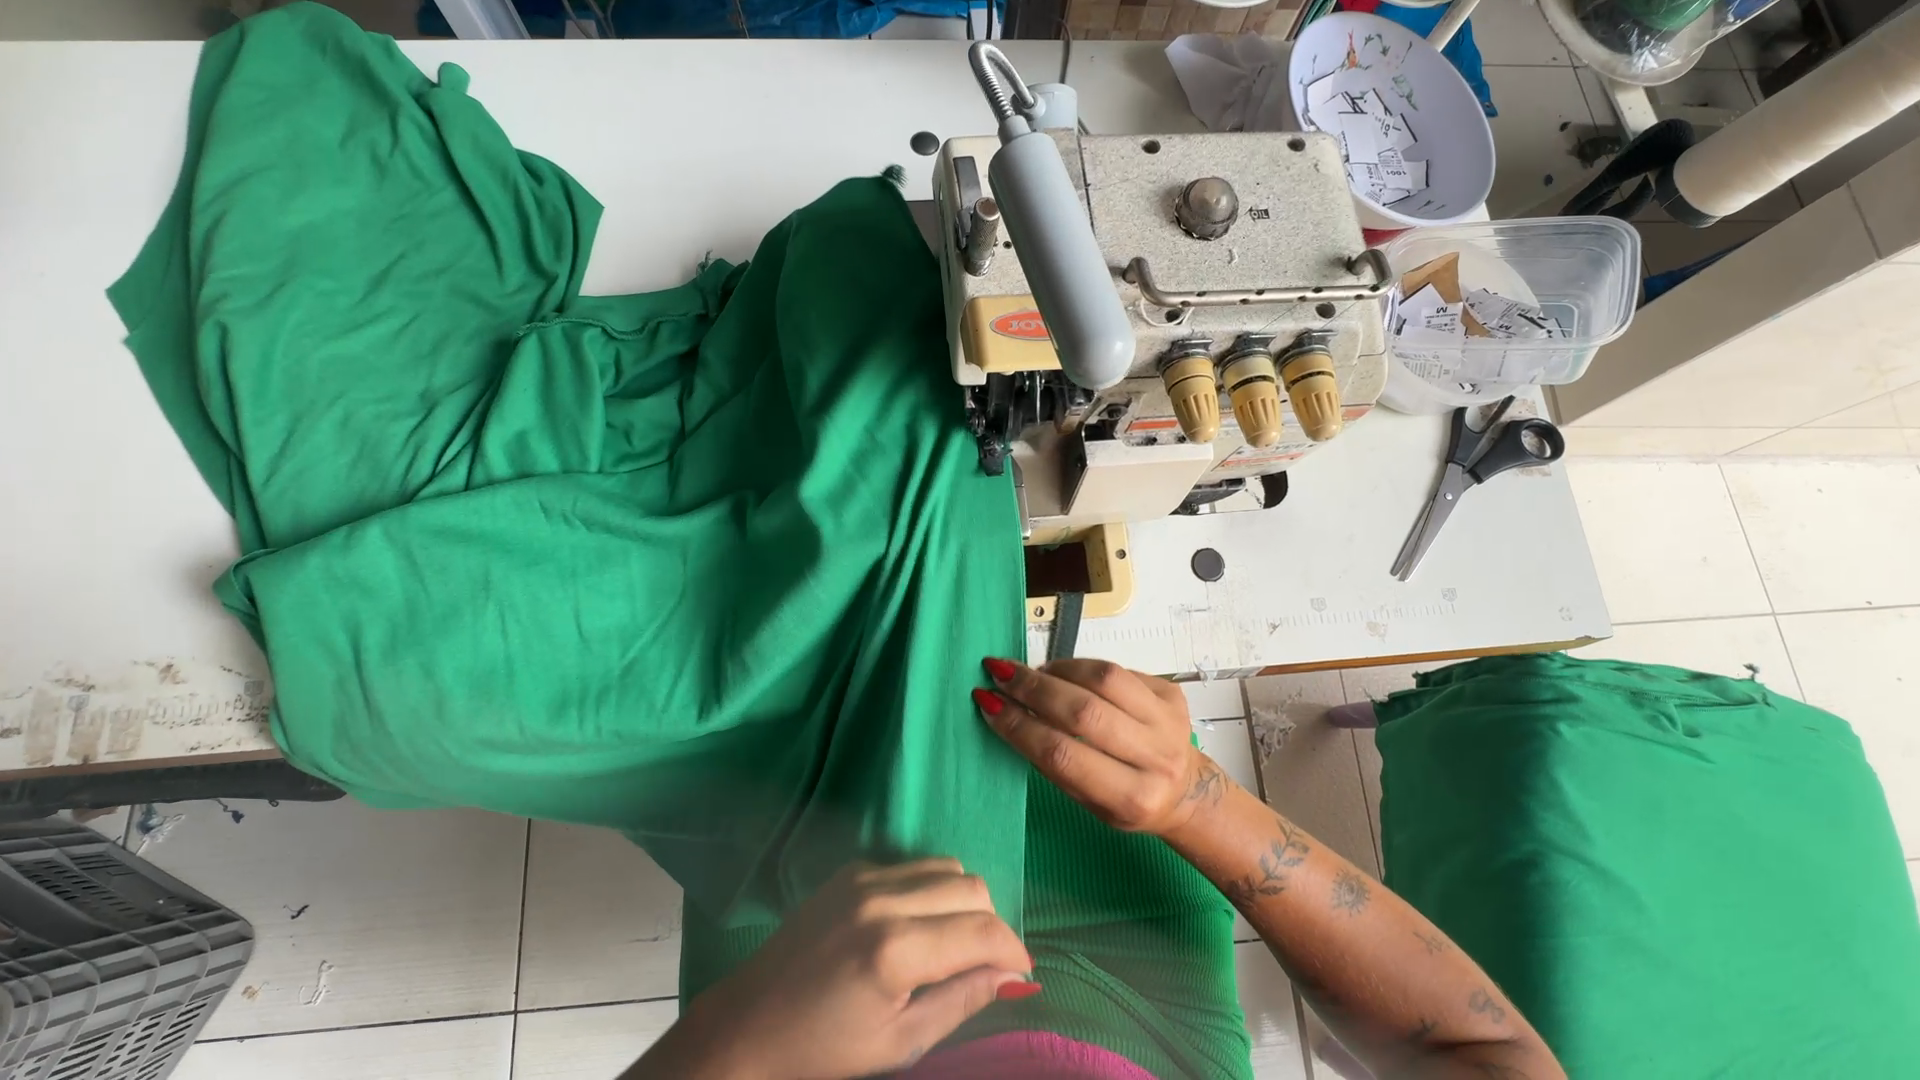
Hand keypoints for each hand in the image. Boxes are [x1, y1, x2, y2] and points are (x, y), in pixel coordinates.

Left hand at [666, 859, 1033, 1079]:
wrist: (749, 1022)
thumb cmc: (825, 1047)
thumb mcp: (900, 1042)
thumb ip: (962, 1001)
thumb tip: (1015, 977)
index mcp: (894, 950)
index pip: (982, 931)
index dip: (1013, 951)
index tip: (1020, 973)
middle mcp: (882, 899)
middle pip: (972, 887)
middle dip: (991, 925)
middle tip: (985, 964)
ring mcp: (864, 878)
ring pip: (947, 867)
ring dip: (964, 902)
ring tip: (952, 943)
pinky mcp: (851, 871)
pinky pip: (913, 866)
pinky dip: (932, 889)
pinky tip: (917, 925)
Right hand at [974, 657, 1231, 836]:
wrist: (1186, 792)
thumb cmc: (1127, 801)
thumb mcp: (1089, 801)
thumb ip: (1054, 761)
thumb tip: (1008, 711)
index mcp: (1130, 798)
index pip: (1062, 754)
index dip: (1019, 726)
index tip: (987, 703)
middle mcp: (1155, 758)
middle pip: (1083, 712)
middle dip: (1032, 689)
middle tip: (999, 674)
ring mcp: (1169, 721)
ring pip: (1104, 678)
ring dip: (1057, 670)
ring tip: (1032, 672)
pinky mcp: (1172, 692)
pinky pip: (1119, 670)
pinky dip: (1082, 668)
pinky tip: (1064, 673)